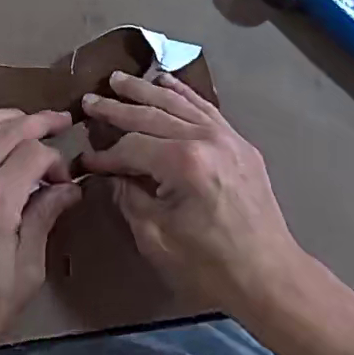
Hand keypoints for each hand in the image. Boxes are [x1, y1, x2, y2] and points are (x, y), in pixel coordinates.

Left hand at [0, 109, 81, 354]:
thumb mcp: (26, 273)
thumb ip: (46, 219)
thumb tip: (71, 188)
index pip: (36, 153)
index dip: (58, 162)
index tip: (65, 184)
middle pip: (13, 127)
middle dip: (43, 122)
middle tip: (65, 124)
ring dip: (12, 116)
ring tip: (33, 123)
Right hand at [78, 71, 306, 314]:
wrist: (269, 275)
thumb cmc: (210, 265)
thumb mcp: (157, 238)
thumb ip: (129, 198)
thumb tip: (111, 175)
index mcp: (184, 162)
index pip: (132, 146)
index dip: (106, 154)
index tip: (85, 159)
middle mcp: (205, 138)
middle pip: (152, 115)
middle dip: (117, 108)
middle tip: (89, 100)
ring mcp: (226, 135)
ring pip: (178, 103)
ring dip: (146, 90)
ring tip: (118, 80)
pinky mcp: (239, 141)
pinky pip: (205, 108)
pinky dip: (182, 93)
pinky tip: (165, 81)